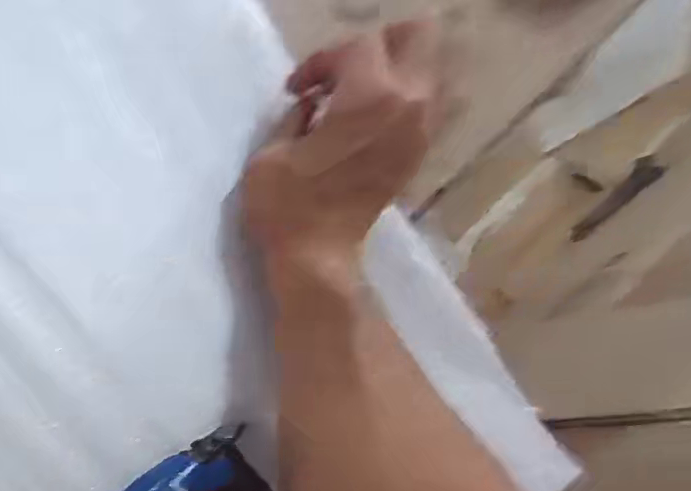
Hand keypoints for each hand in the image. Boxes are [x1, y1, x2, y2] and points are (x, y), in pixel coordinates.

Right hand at [242, 19, 441, 281]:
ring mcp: (421, 123)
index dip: (320, 61)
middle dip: (371, 48)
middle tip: (336, 77)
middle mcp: (409, 99)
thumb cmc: (285, 209)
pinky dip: (393, 101)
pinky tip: (360, 127)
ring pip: (422, 66)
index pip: (356, 48)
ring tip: (347, 103)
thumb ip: (293, 118)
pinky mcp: (419, 146)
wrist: (316, 255)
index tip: (295, 89)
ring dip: (385, 74)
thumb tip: (313, 104)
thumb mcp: (267, 159)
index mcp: (369, 97)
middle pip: (413, 35)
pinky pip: (419, 100)